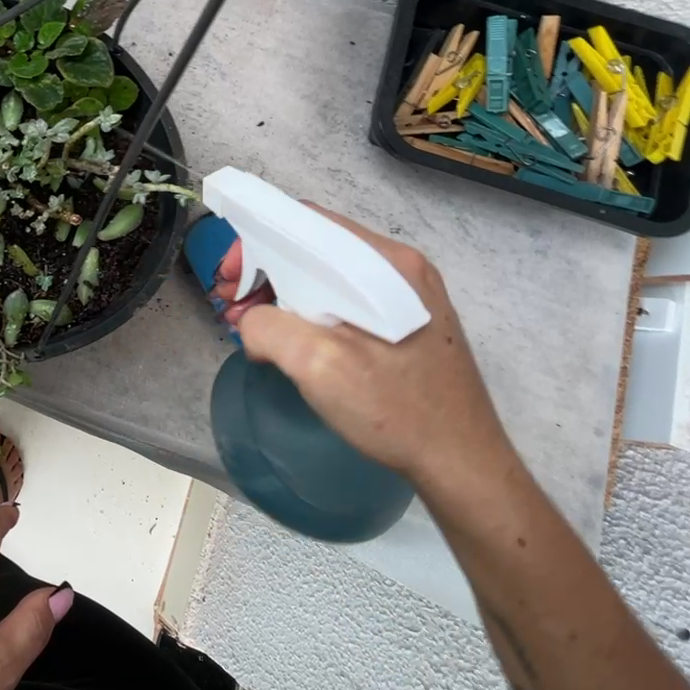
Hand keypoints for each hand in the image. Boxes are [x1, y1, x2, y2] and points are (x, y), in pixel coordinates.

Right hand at [214, 206, 518, 490]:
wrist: (462, 466)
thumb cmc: (394, 410)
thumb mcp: (316, 364)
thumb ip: (268, 326)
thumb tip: (252, 320)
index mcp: (384, 265)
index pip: (304, 223)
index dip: (254, 243)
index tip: (228, 279)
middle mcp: (398, 268)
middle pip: (311, 247)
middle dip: (262, 272)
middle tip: (233, 306)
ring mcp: (404, 295)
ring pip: (323, 274)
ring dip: (280, 295)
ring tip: (254, 330)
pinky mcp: (403, 320)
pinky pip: (341, 297)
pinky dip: (306, 311)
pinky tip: (289, 342)